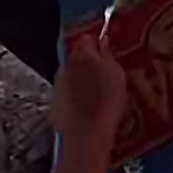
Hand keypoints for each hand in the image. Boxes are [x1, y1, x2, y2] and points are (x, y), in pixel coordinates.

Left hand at [52, 35, 125, 158]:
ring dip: (81, 77)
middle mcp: (67, 66)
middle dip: (88, 59)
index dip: (97, 41)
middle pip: (77, 55)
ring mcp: (58, 85)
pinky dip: (75, 94)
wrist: (87, 135)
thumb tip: (104, 40)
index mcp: (83, 54)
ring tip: (97, 89)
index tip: (106, 48)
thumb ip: (108, 54)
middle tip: (104, 70)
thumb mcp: (117, 73)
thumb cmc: (106, 101)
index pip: (87, 37)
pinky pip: (67, 91)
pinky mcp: (55, 103)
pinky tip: (87, 104)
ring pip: (71, 73)